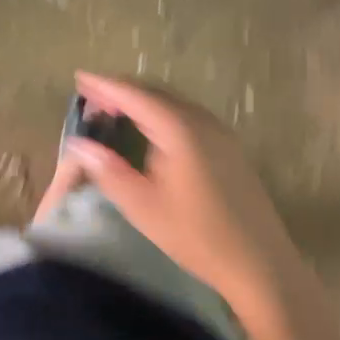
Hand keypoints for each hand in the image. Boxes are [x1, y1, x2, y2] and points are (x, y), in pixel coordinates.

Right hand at [64, 71, 306, 305]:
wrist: (260, 261)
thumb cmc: (197, 235)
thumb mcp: (143, 207)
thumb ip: (108, 171)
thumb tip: (79, 144)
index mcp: (178, 126)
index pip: (133, 94)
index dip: (104, 85)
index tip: (79, 78)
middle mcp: (199, 118)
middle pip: (153, 91)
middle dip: (120, 92)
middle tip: (91, 102)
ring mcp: (218, 129)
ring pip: (171, 102)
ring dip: (140, 102)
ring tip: (114, 114)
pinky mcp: (227, 145)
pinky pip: (185, 115)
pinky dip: (159, 113)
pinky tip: (150, 133)